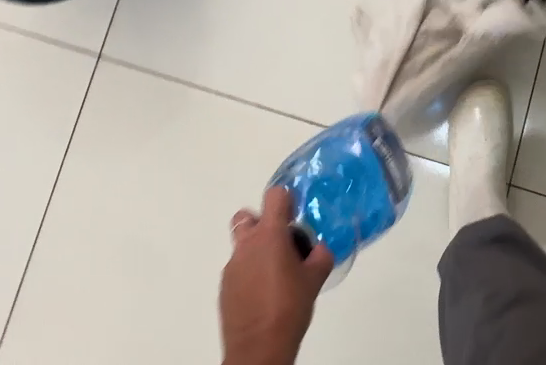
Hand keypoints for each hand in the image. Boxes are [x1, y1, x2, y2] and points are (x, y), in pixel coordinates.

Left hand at [219, 186, 333, 364]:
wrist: (259, 349)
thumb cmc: (290, 307)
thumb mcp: (316, 279)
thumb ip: (321, 255)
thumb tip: (320, 248)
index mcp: (270, 235)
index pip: (275, 195)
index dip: (287, 200)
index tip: (296, 215)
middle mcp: (246, 245)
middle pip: (247, 215)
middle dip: (262, 222)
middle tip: (280, 240)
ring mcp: (232, 267)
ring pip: (242, 245)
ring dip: (256, 250)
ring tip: (274, 274)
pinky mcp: (224, 288)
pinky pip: (238, 269)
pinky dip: (249, 273)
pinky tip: (263, 294)